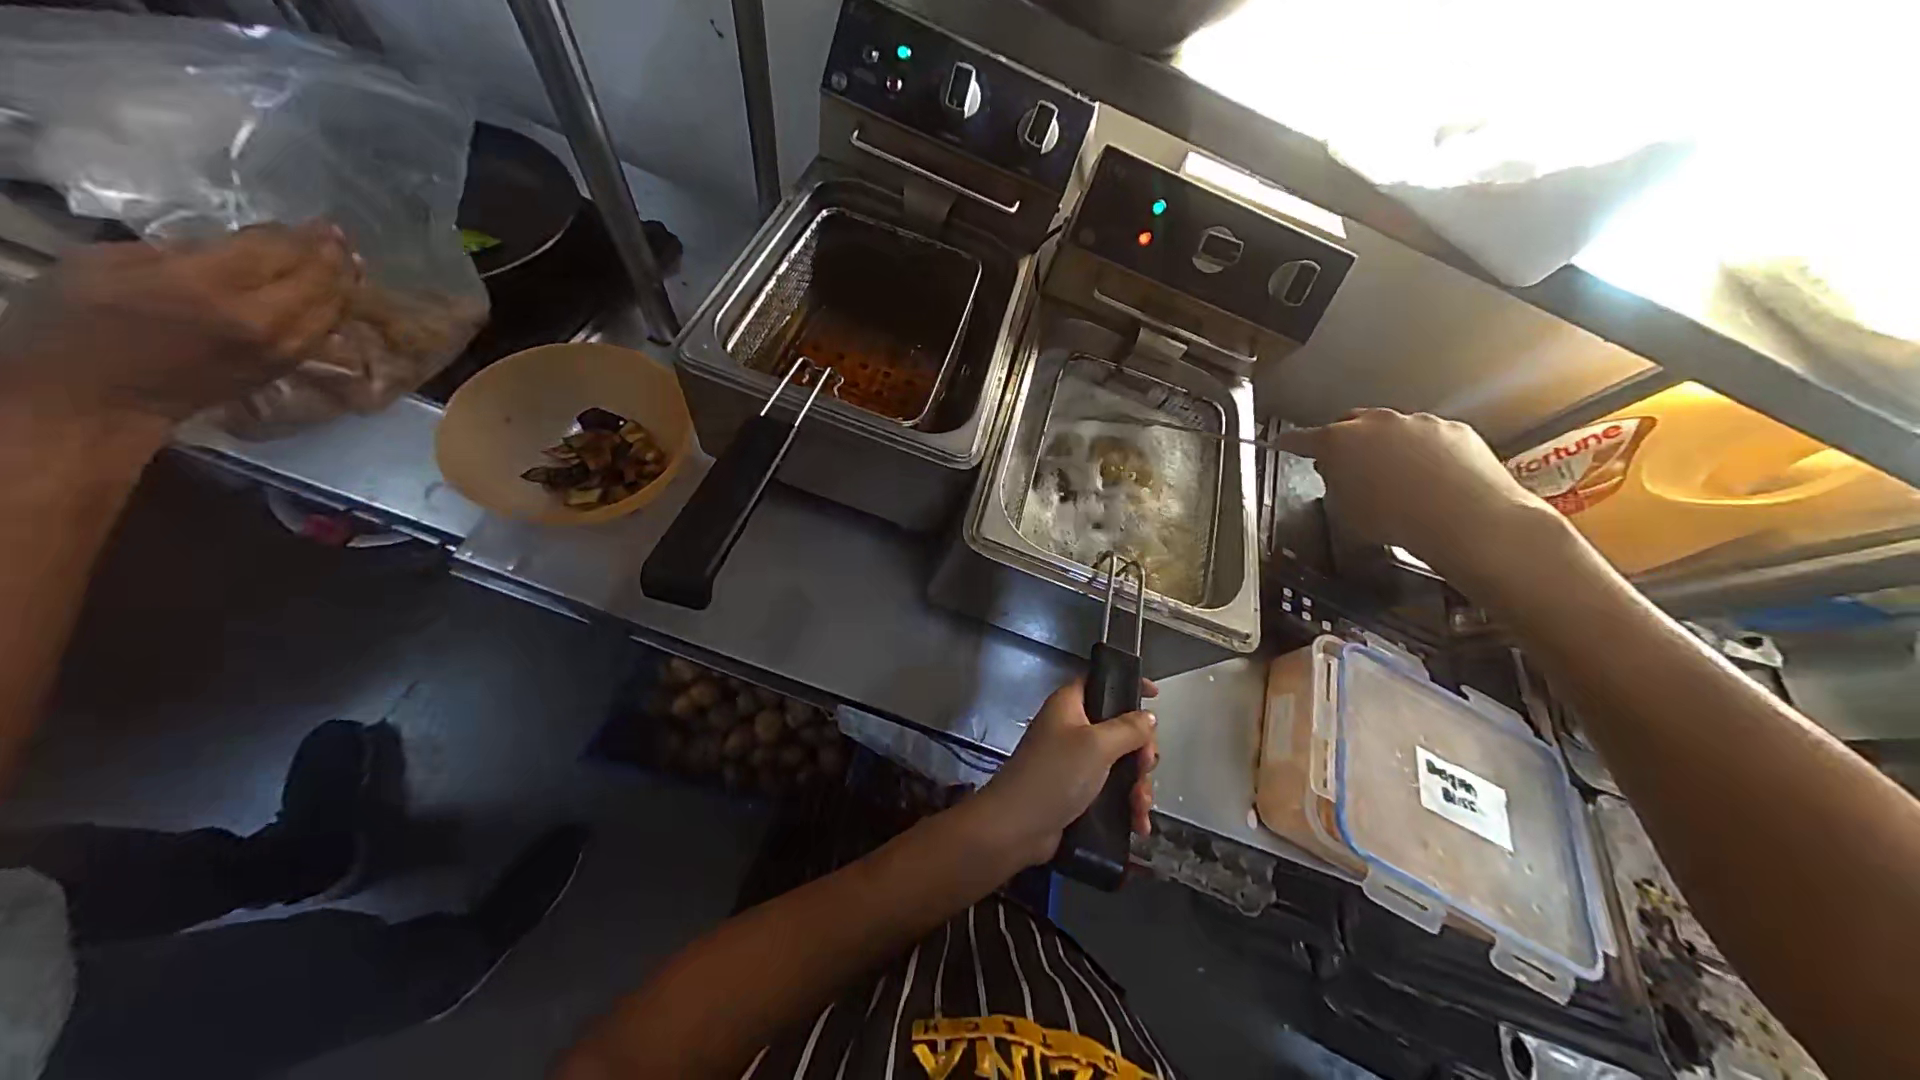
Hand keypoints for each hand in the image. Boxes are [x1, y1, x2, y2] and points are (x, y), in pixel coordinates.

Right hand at [0, 223, 354, 425]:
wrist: (97, 397)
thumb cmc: (81, 321)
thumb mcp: (110, 263)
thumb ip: (186, 251)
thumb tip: (240, 245)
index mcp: (207, 285)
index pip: (275, 251)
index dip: (299, 235)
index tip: (316, 222)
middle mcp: (258, 319)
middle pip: (314, 279)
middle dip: (330, 254)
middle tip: (339, 236)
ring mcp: (279, 347)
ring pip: (329, 307)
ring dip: (343, 281)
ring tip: (350, 260)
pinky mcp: (285, 366)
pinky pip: (324, 331)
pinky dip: (336, 308)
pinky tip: (341, 293)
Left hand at [970, 677, 1158, 869]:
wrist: (1017, 827)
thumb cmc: (1055, 775)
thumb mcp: (1096, 745)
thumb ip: (1128, 728)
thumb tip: (1148, 717)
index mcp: (1069, 705)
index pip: (1101, 682)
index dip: (1127, 685)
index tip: (1155, 694)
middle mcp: (1071, 729)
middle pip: (1119, 727)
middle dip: (1140, 751)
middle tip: (1145, 767)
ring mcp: (1074, 762)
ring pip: (1120, 763)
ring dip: (1137, 785)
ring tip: (1140, 806)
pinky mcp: (1077, 792)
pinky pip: (1111, 791)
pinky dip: (1127, 804)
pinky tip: (1138, 823)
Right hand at [1277, 408, 1553, 581]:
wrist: (1466, 520)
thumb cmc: (1397, 519)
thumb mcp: (1344, 510)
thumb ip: (1334, 484)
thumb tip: (1339, 475)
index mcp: (1339, 441)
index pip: (1303, 439)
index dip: (1290, 443)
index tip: (1284, 443)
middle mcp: (1376, 423)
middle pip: (1351, 425)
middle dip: (1346, 442)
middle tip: (1347, 467)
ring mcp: (1418, 422)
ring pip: (1392, 429)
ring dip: (1388, 447)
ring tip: (1396, 481)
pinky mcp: (1454, 429)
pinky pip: (1429, 437)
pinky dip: (1424, 453)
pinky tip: (1431, 480)